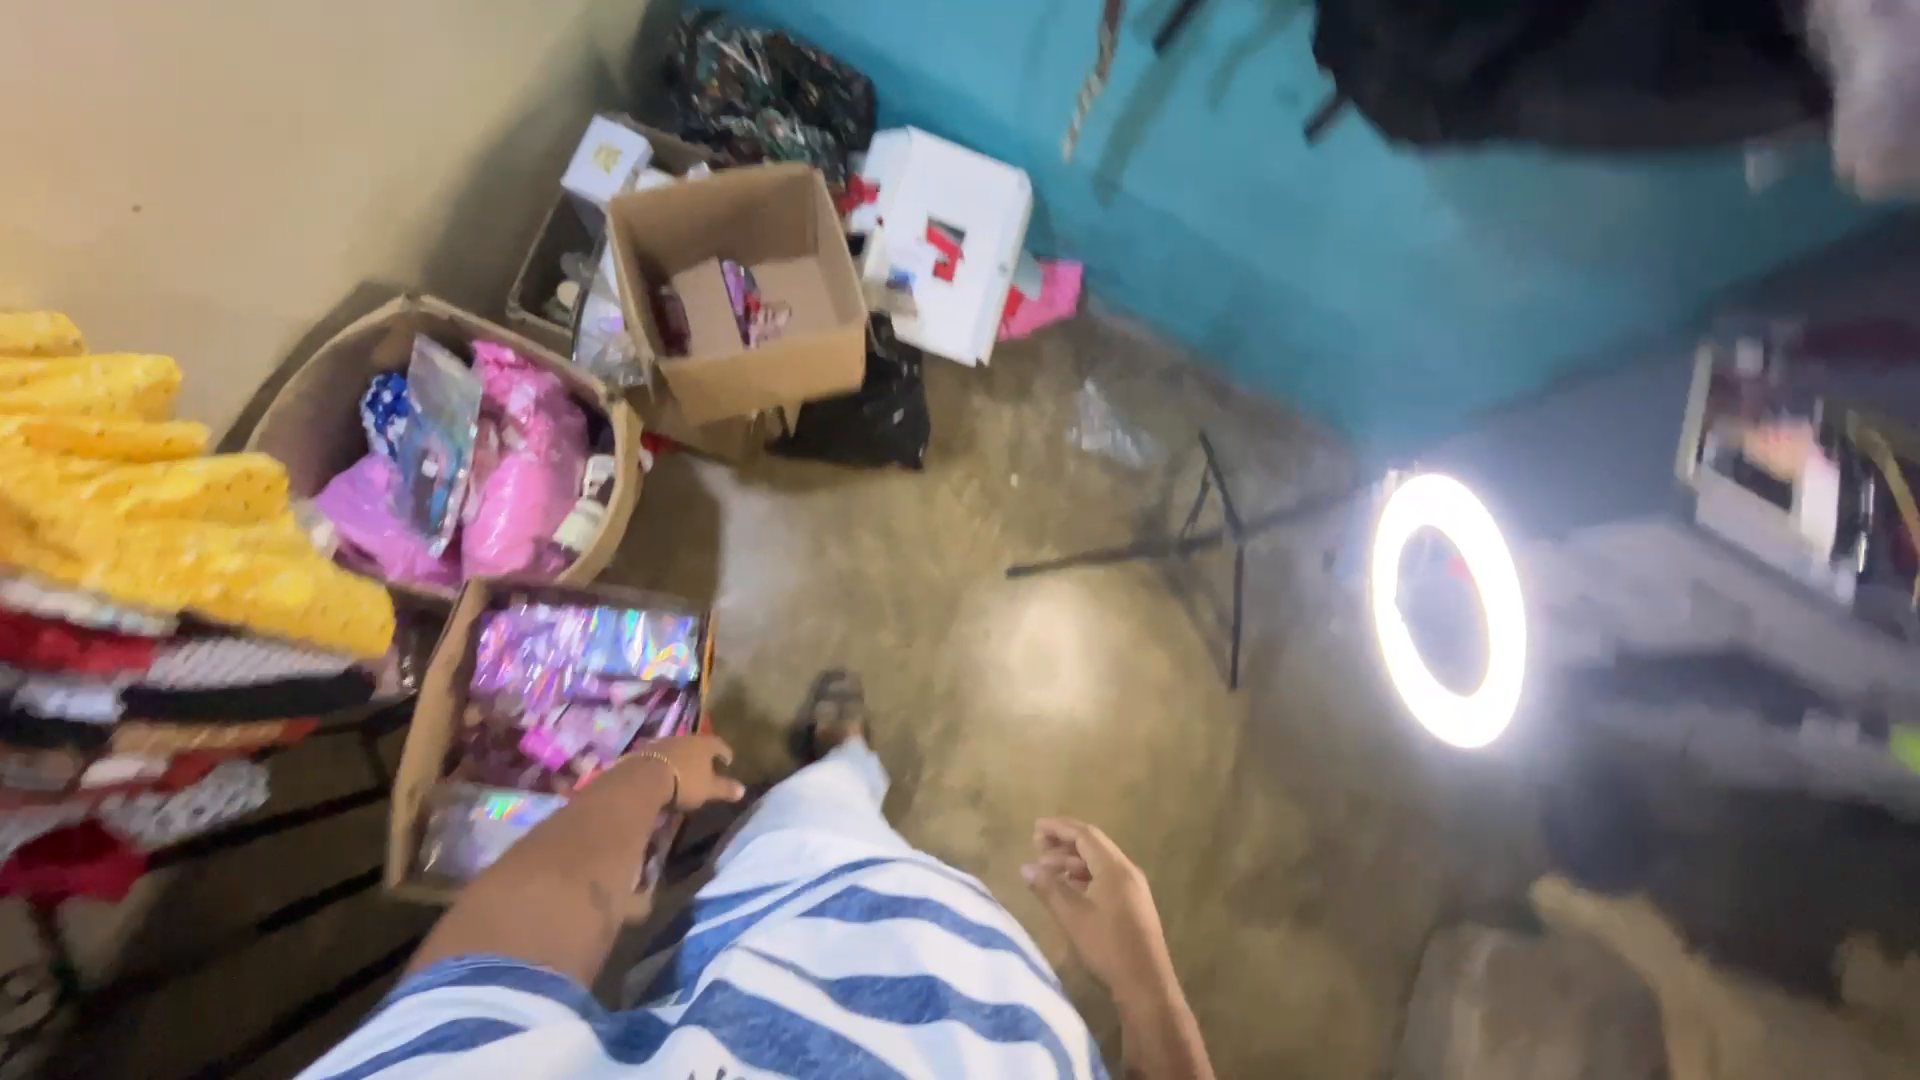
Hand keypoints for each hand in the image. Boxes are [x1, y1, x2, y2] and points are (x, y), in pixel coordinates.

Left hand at [644, 734, 746, 810]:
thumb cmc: (684, 783)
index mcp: (704, 744)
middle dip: (701, 755)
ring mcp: (662, 743)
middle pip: (697, 744)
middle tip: (705, 766)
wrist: (643, 780)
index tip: (728, 761)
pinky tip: (662, 775)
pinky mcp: (644, 752)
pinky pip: (659, 756)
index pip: (719, 745)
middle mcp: (685, 738)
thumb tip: (743, 790)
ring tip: (682, 771)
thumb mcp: (708, 790)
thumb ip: (725, 788)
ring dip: (681, 758)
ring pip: (677, 749)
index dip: (725, 753)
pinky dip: (664, 763)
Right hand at [1024, 817, 1175, 998]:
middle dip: (1063, 843)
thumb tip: (1026, 867)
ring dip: (1072, 861)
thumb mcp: (1073, 917)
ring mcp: (1133, 887)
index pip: (1085, 835)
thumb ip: (1049, 888)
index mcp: (1115, 867)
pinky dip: (1084, 876)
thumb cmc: (1108, 947)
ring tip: (1047, 870)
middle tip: (1037, 848)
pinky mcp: (1133, 904)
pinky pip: (1105, 877)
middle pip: (1093, 845)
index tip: (1035, 828)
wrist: (1147, 986)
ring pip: (1099, 862)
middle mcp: (1127, 870)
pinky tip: (1068, 888)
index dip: (1058, 828)